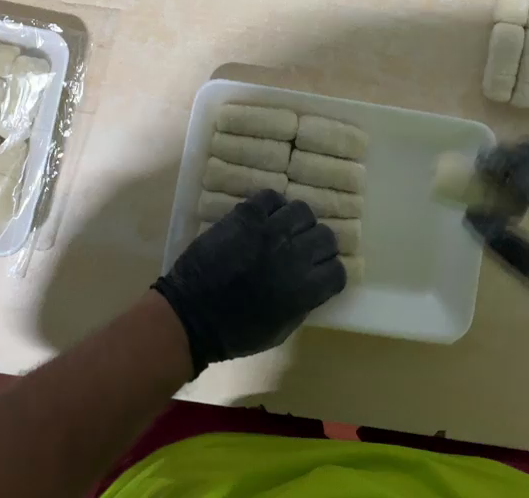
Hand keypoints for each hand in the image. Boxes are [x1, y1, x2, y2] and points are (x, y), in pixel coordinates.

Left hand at [151, 190, 345, 375]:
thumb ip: (304, 303)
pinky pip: (271, 197)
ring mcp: (269, 231)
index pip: (338, 270)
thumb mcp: (282, 330)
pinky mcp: (246, 216)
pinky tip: (266, 217)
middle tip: (304, 249)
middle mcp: (293, 256)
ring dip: (298, 223)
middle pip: (326, 237)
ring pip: (303, 211)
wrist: (190, 314)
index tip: (320, 272)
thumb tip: (314, 281)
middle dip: (319, 245)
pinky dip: (273, 206)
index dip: (330, 271)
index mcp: (304, 289)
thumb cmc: (236, 331)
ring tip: (285, 230)